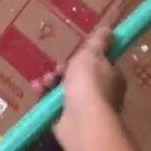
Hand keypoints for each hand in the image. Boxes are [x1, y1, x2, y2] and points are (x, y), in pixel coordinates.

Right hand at [34, 24, 125, 149]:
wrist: (82, 121)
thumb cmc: (90, 83)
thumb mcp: (93, 53)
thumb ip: (99, 41)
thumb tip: (110, 30)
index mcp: (111, 77)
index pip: (98, 64)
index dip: (83, 58)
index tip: (73, 55)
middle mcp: (101, 94)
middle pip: (78, 76)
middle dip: (63, 70)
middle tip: (57, 69)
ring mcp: (85, 109)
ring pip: (64, 90)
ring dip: (51, 82)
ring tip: (45, 82)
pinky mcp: (68, 121)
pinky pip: (54, 104)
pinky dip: (45, 97)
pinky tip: (39, 91)